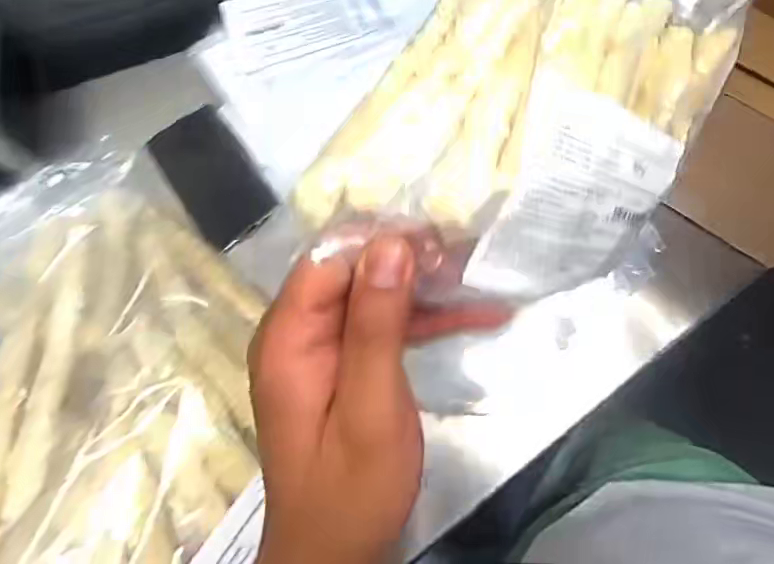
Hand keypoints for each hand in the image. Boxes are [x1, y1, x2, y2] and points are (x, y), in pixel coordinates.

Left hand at [249, 237, 511, 563]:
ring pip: (380, 287)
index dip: (382, 241)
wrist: (338, 558)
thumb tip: (391, 243)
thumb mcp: (370, 407)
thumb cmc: (351, 491)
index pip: (331, 257)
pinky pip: (392, 319)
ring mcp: (326, 343)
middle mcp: (301, 329)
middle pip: (356, 266)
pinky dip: (433, 315)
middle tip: (467, 261)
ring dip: (430, 284)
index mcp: (290, 336)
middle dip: (413, 258)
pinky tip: (483, 314)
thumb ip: (377, 324)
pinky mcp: (349, 358)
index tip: (438, 244)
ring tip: (480, 279)